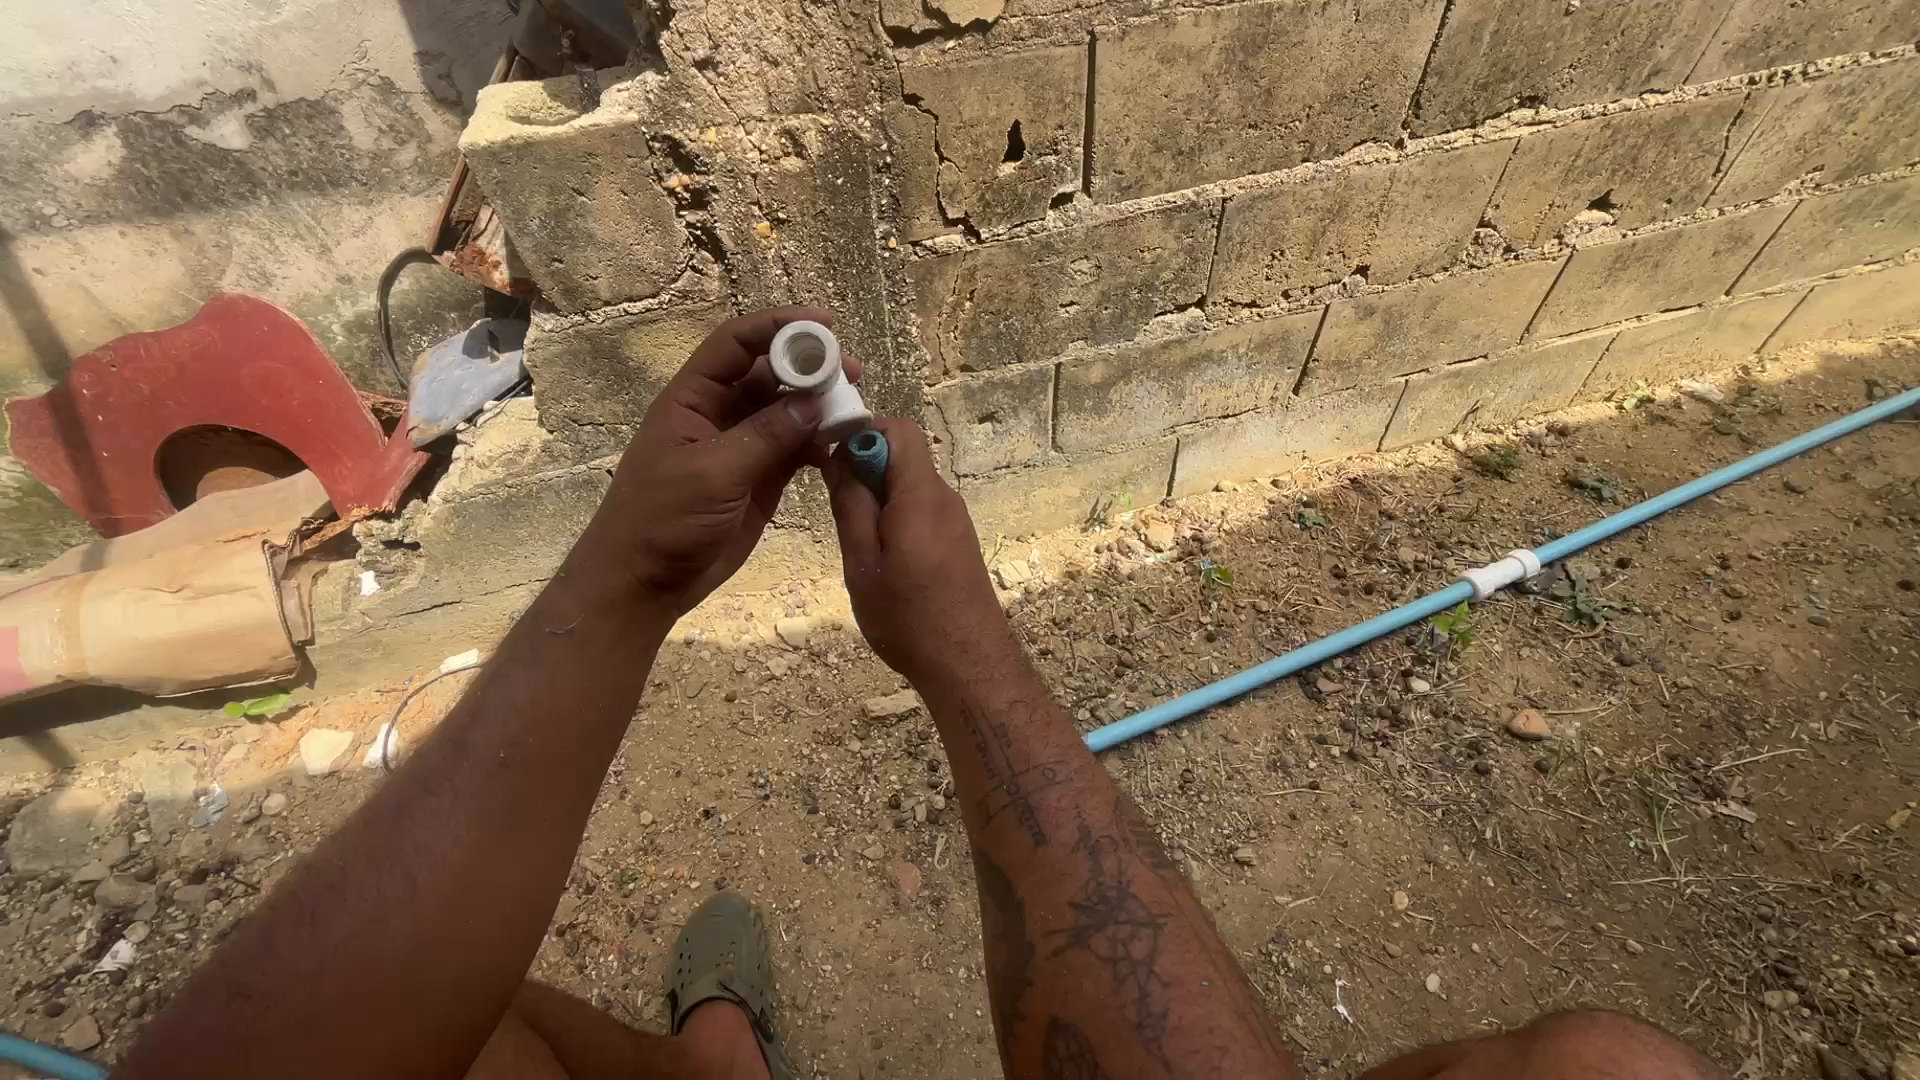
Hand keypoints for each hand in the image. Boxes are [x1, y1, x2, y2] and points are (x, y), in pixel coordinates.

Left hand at [575, 306, 860, 614]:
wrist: (647, 581)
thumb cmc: (663, 518)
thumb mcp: (713, 472)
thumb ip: (765, 435)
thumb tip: (814, 402)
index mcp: (694, 398)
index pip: (736, 344)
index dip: (777, 326)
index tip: (823, 324)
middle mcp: (721, 414)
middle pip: (770, 373)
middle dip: (810, 366)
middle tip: (853, 370)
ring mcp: (744, 446)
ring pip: (788, 411)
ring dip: (821, 405)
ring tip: (856, 405)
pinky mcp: (761, 477)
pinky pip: (796, 448)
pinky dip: (820, 443)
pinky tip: (842, 444)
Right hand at [821, 419, 1015, 688]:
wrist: (968, 663)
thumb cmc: (908, 617)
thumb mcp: (863, 563)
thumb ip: (851, 506)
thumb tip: (839, 458)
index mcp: (921, 494)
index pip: (898, 430)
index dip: (862, 433)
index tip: (831, 460)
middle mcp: (945, 498)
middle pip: (903, 457)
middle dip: (866, 471)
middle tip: (840, 513)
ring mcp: (956, 520)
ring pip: (910, 488)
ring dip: (879, 501)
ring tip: (860, 546)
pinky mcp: (958, 542)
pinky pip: (921, 511)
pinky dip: (897, 520)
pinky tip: (885, 561)